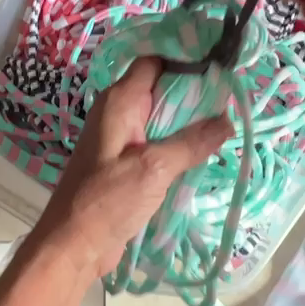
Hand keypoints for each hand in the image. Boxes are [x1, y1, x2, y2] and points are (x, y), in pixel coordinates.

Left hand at [34, 58, 232, 277]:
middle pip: (160, 89)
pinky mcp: (123, 163)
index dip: (185, 61)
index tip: (220, 70)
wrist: (74, 244)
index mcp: (119, 101)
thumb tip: (227, 121)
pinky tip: (202, 154)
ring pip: (160, 118)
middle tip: (231, 102)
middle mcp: (117, 113)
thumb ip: (192, 142)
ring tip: (224, 127)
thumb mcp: (155, 168)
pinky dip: (177, 145)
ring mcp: (119, 139)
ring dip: (188, 123)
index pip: (154, 61)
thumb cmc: (108, 200)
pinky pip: (155, 143)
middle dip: (194, 94)